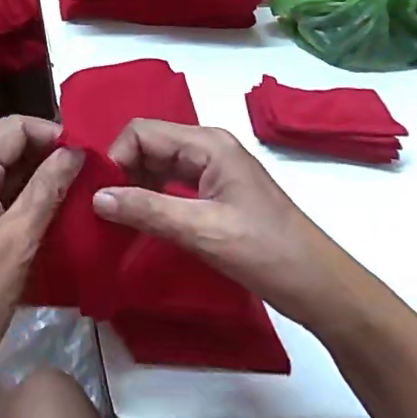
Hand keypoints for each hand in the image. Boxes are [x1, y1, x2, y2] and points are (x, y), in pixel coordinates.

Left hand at [0, 117, 81, 396]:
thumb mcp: (20, 240)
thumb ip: (47, 188)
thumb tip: (75, 150)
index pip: (11, 127)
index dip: (49, 131)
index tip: (82, 151)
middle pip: (6, 142)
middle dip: (45, 148)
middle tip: (83, 167)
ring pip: (3, 166)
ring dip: (38, 170)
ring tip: (74, 184)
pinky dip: (25, 190)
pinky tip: (51, 205)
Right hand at [94, 120, 364, 328]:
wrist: (319, 286)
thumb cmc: (265, 252)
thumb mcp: (203, 231)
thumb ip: (148, 210)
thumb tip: (97, 197)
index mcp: (208, 143)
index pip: (143, 131)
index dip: (117, 158)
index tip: (102, 196)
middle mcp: (209, 147)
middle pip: (150, 144)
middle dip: (123, 171)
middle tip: (103, 210)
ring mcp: (214, 169)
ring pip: (159, 164)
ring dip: (136, 186)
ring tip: (117, 219)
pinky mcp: (216, 192)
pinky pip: (173, 184)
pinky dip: (153, 198)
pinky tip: (142, 221)